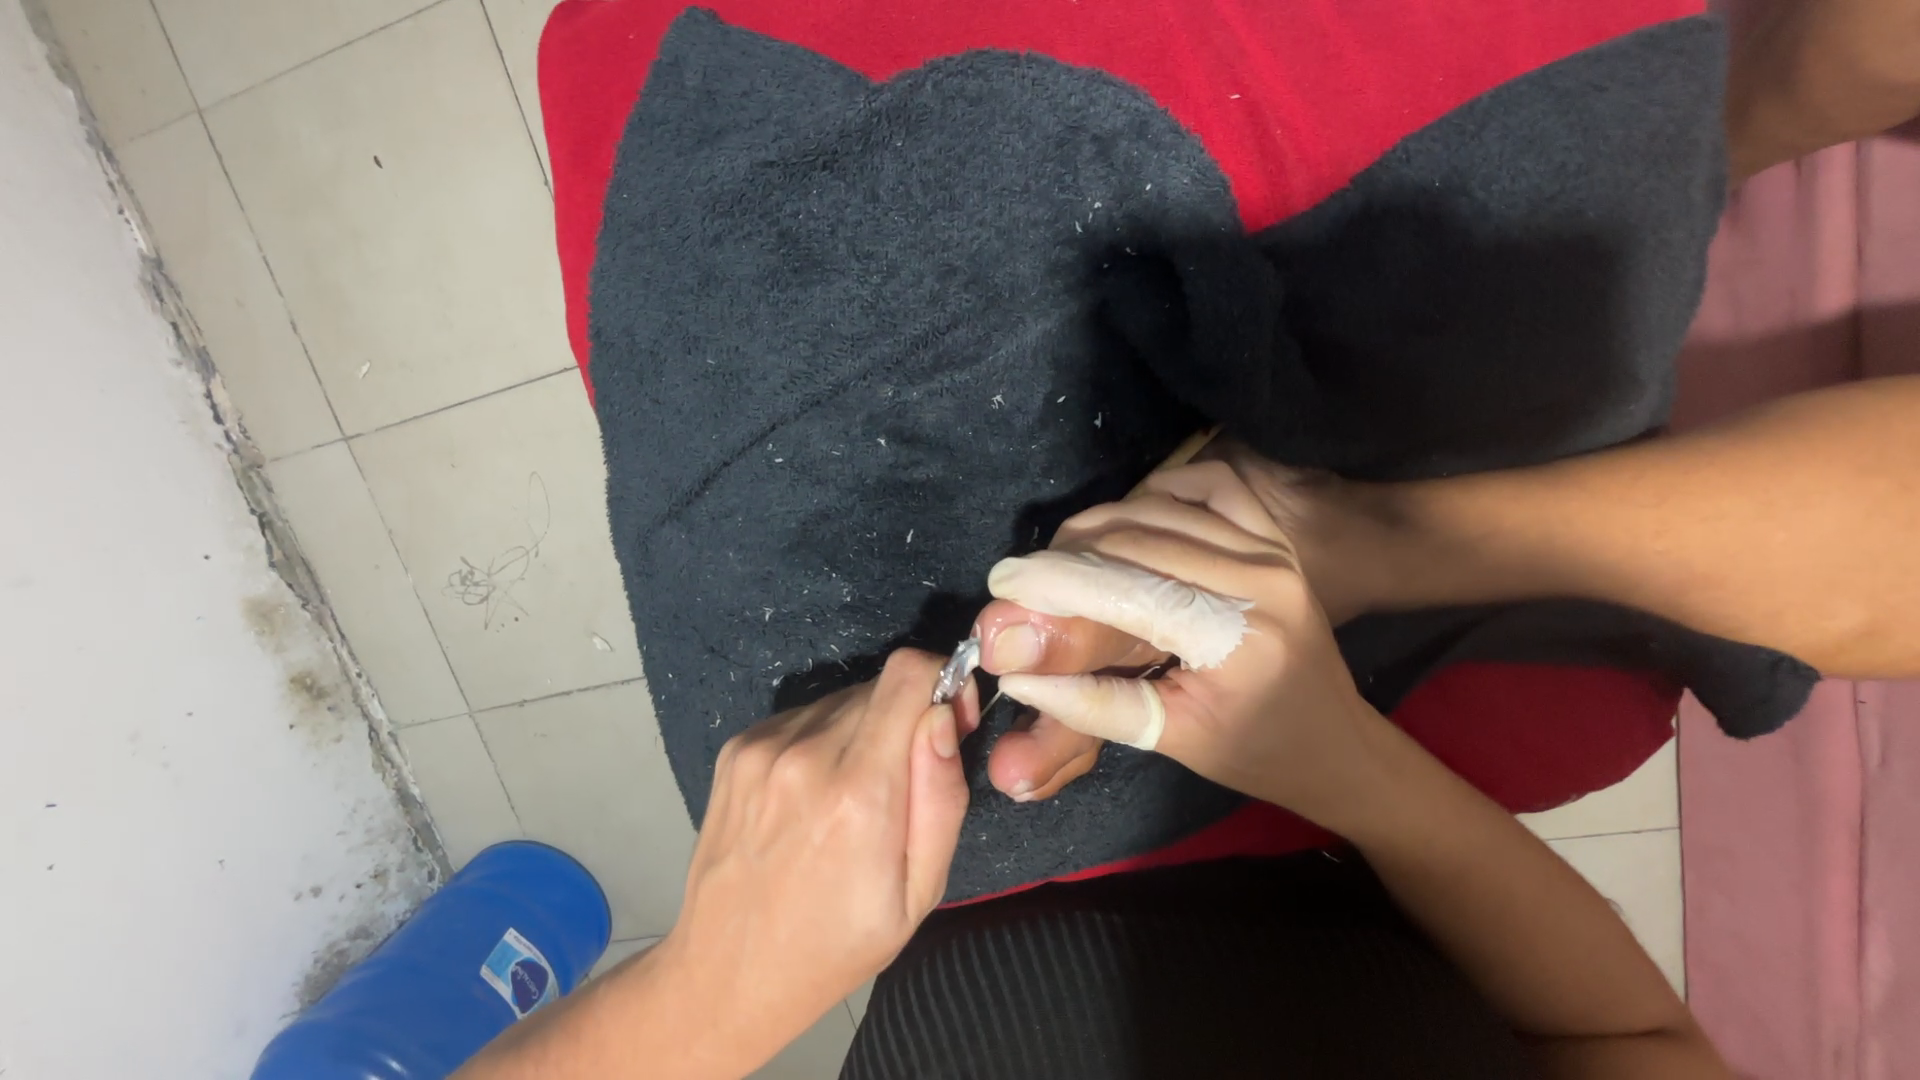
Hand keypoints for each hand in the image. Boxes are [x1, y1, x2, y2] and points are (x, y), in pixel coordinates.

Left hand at [651, 651, 974, 1075]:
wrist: (723, 974)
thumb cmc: (837, 944)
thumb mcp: (919, 893)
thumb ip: (942, 795)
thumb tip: (943, 714)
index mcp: (858, 791)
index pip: (909, 672)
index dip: (942, 682)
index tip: (950, 724)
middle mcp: (804, 752)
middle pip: (881, 686)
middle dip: (907, 717)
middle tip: (902, 781)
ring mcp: (761, 746)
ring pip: (843, 699)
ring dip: (864, 730)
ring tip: (849, 798)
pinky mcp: (735, 746)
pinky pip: (806, 715)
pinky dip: (824, 739)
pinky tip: (812, 794)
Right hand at [986, 462, 1382, 818]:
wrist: (1337, 744)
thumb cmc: (1255, 753)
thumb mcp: (1172, 739)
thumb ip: (1092, 703)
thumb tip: (1014, 674)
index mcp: (1236, 637)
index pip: (1127, 588)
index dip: (1058, 580)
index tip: (1005, 582)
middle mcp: (1259, 576)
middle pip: (1138, 537)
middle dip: (1070, 552)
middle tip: (1027, 577)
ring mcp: (1271, 549)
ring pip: (1163, 508)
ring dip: (1102, 524)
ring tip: (1064, 555)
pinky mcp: (1274, 537)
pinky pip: (1206, 488)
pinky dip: (1157, 494)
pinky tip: (1128, 519)